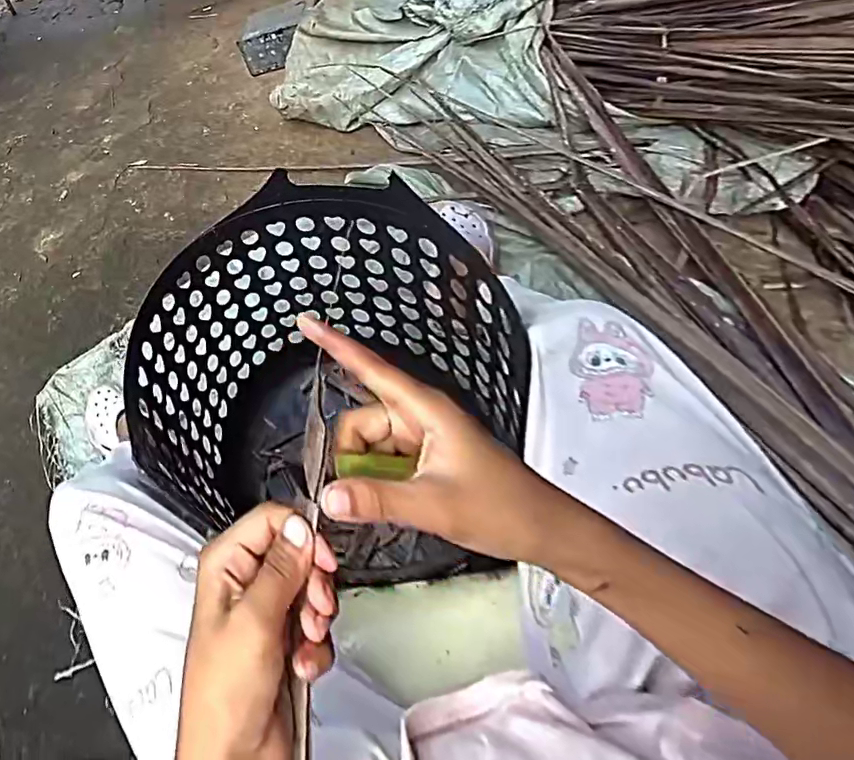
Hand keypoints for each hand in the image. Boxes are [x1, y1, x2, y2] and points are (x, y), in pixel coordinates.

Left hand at [177, 503, 338, 759]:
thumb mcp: (254, 621)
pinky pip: (314, 626)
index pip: (269, 520)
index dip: (301, 534)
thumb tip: (297, 528)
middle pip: (295, 553)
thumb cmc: (222, 693)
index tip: (322, 559)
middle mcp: (243, 581)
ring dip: (316, 618)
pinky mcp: (282, 640)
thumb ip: (280, 571)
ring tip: (304, 640)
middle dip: (314, 582)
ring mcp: (264, 611)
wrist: (234, 754)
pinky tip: (303, 664)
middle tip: (314, 606)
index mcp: (225, 563)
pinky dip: (316, 646)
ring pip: (308, 590)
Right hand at [299, 313, 591, 566]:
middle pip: (358, 420)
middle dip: (350, 454)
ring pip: (366, 441)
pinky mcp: (421, 454)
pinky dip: (375, 476)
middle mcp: (418, 415)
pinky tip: (391, 496)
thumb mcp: (435, 506)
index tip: (305, 322)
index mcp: (424, 409)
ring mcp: (419, 435)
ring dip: (363, 470)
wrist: (547, 532)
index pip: (369, 368)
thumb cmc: (504, 508)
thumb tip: (328, 496)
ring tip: (387, 499)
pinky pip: (379, 456)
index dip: (334, 343)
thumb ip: (377, 500)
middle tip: (353, 490)